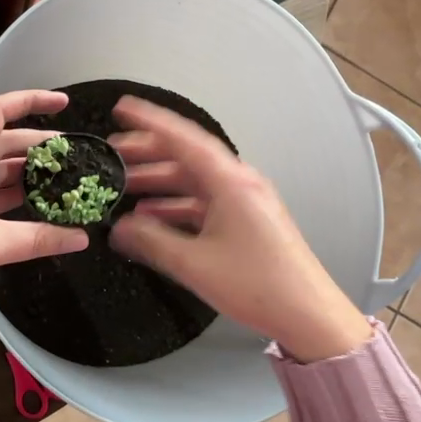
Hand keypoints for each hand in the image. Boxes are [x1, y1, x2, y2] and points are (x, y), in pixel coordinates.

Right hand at [108, 95, 370, 360]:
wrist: (307, 313)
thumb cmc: (256, 285)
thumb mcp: (194, 263)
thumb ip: (151, 241)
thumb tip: (119, 228)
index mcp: (230, 183)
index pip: (184, 139)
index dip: (150, 122)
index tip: (122, 108)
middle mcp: (240, 184)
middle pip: (187, 157)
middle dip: (148, 152)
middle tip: (113, 152)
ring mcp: (245, 202)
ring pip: (193, 180)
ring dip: (159, 180)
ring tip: (123, 185)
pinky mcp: (246, 221)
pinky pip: (203, 202)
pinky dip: (175, 203)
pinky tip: (151, 215)